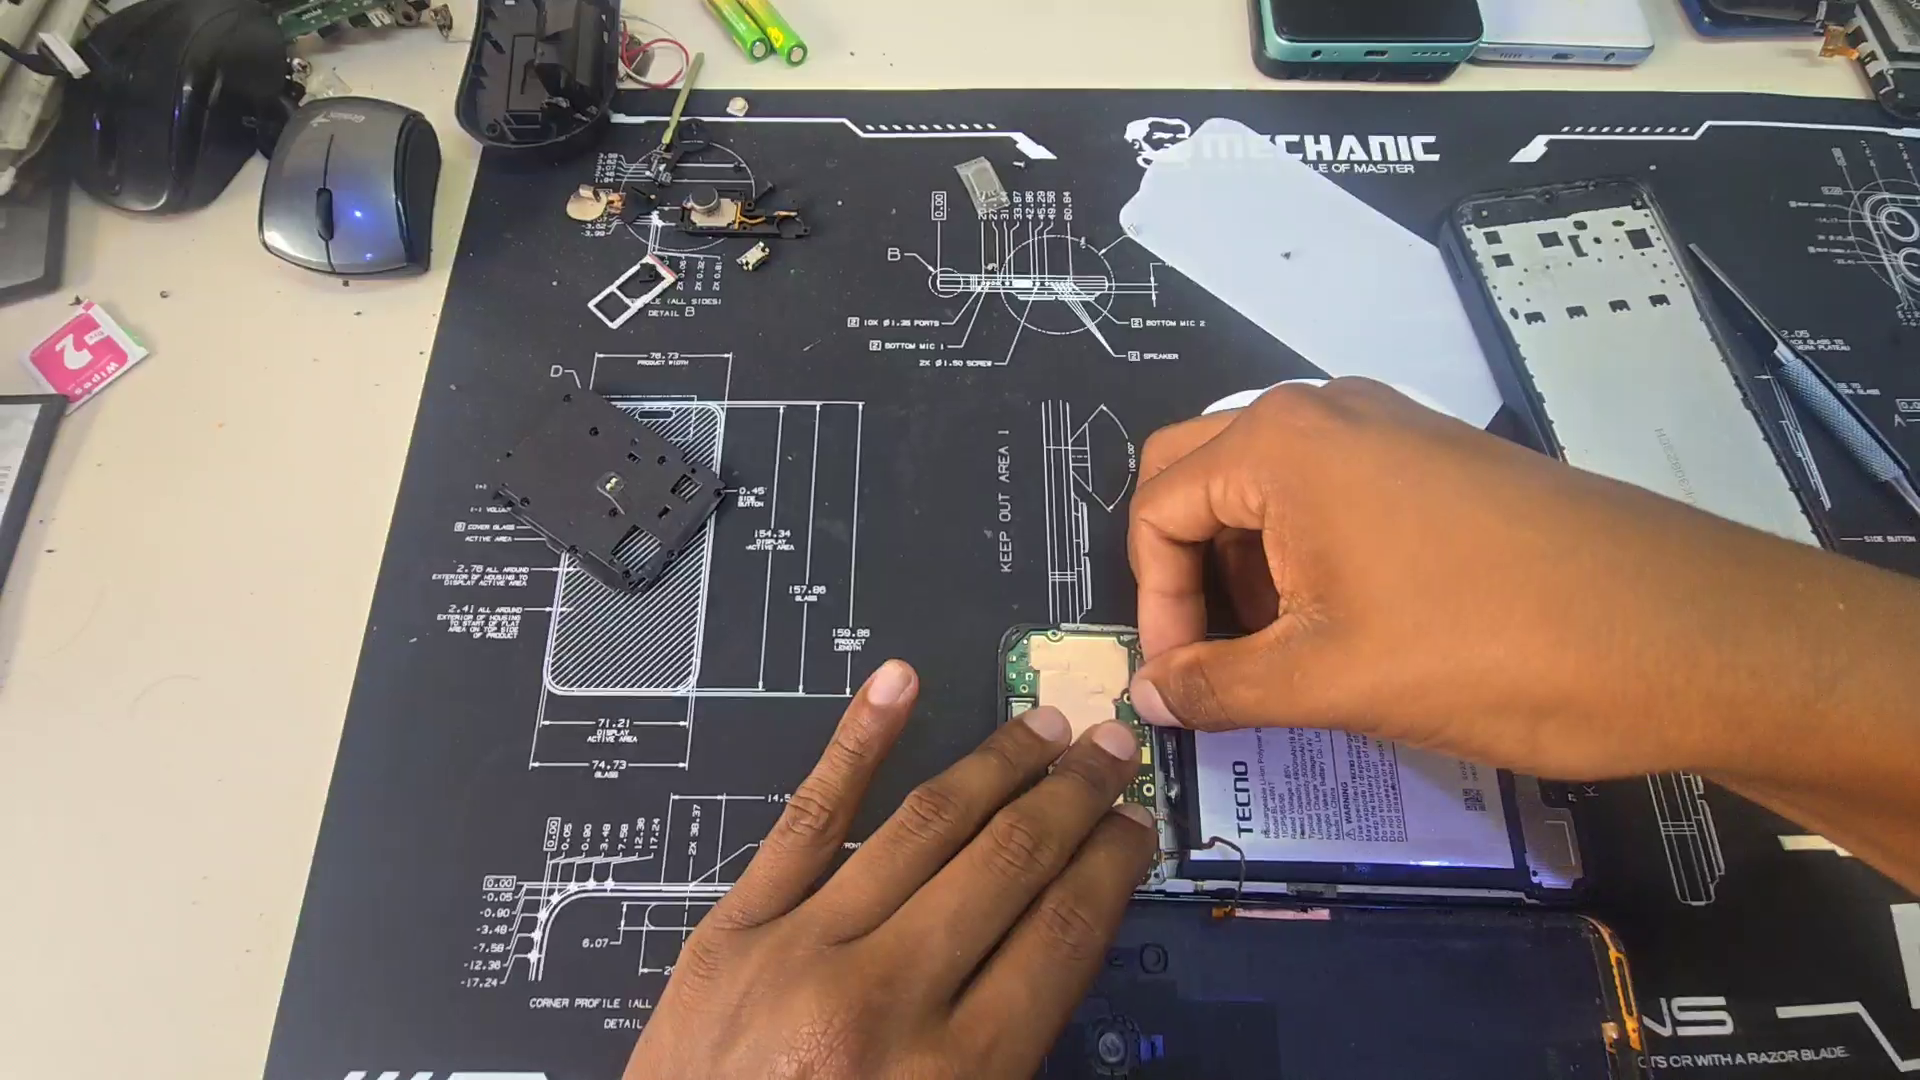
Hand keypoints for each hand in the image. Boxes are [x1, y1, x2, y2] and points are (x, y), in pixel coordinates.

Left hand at [626, 659, 1155, 1079]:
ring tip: (1045, 725)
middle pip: (1007, 862)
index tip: (1133, 821)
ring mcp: (803, 946)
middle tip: (1108, 750)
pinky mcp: (737, 923)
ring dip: (998, 764)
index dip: (1108, 864)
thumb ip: (1007, 1045)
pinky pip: (810, 815)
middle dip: (1072, 796)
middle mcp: (886, 998)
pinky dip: (860, 741)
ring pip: (926, 824)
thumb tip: (1060, 929)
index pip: (1061, 933)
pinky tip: (897, 683)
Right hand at [1124, 378, 1919, 783]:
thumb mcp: (1326, 679)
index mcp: (1276, 445)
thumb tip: (1143, 698)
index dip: (1153, 603)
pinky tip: (1331, 611)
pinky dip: (1292, 546)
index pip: (1157, 511)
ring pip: (1253, 482)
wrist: (1706, 637)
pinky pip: (1316, 486)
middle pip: (1191, 475)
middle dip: (1181, 566)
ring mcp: (1379, 424)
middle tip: (1208, 642)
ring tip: (1272, 640)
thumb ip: (1212, 686)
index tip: (1178, 678)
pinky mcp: (1424, 453)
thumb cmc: (1489, 648)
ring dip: (1235, 560)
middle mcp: (1318, 411)